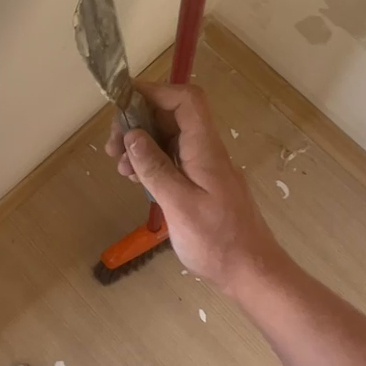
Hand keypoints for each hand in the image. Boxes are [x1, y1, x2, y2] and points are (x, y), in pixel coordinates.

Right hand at [104, 82, 292, 298]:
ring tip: (120, 166)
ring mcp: (204, 167)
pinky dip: (150, 161)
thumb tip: (132, 134)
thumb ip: (155, 168)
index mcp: (206, 150)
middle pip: (172, 116)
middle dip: (138, 121)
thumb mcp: (179, 205)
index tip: (123, 106)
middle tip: (113, 146)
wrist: (252, 273)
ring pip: (169, 137)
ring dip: (140, 143)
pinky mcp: (200, 184)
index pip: (186, 100)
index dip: (155, 92)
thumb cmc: (217, 241)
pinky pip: (172, 158)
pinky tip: (135, 178)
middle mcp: (206, 152)